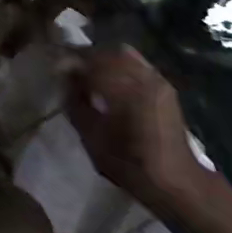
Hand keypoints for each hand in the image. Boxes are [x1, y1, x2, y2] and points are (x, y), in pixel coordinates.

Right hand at [64, 45, 205, 199]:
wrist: (174, 180)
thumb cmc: (130, 163)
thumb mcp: (92, 138)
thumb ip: (76, 104)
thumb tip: (65, 79)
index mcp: (125, 89)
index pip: (91, 62)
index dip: (71, 61)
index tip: (57, 68)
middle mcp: (144, 77)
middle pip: (108, 52)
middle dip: (86, 57)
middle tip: (70, 69)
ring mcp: (157, 79)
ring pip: (125, 55)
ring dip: (104, 59)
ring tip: (90, 73)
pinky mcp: (165, 86)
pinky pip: (138, 64)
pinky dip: (120, 64)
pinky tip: (112, 80)